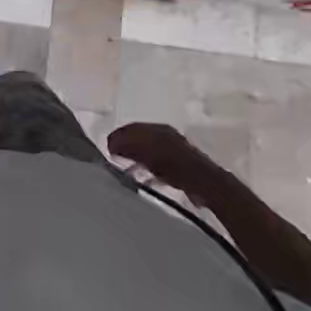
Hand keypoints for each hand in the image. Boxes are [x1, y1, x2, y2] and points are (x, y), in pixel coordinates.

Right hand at [109, 123, 235, 205]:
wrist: (204, 183)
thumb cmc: (174, 166)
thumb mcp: (147, 155)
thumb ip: (128, 147)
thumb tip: (111, 143)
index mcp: (158, 128)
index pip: (131, 127)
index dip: (117, 136)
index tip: (106, 147)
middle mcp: (166, 134)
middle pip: (139, 137)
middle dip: (124, 145)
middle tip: (112, 156)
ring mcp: (174, 149)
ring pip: (147, 150)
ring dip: (134, 156)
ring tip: (124, 168)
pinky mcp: (179, 164)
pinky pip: (156, 162)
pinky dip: (146, 166)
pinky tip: (141, 176)